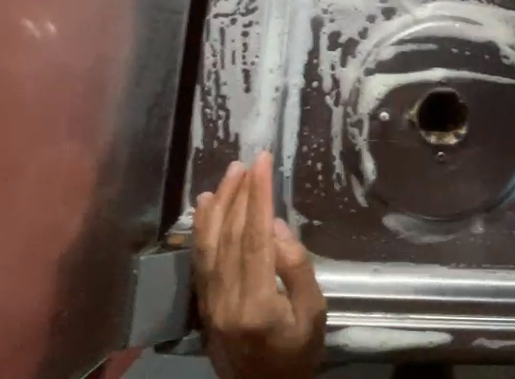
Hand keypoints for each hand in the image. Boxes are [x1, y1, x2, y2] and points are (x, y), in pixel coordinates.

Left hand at [192, 153, 325, 378]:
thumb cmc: (298, 353)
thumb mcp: (314, 312)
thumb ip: (296, 267)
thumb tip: (276, 226)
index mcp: (257, 304)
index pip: (255, 238)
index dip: (258, 197)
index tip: (262, 163)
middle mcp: (227, 301)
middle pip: (230, 236)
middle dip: (239, 194)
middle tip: (248, 161)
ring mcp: (210, 304)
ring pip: (210, 244)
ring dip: (219, 204)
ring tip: (229, 173)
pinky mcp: (204, 306)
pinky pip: (200, 260)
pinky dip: (201, 228)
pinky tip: (205, 205)